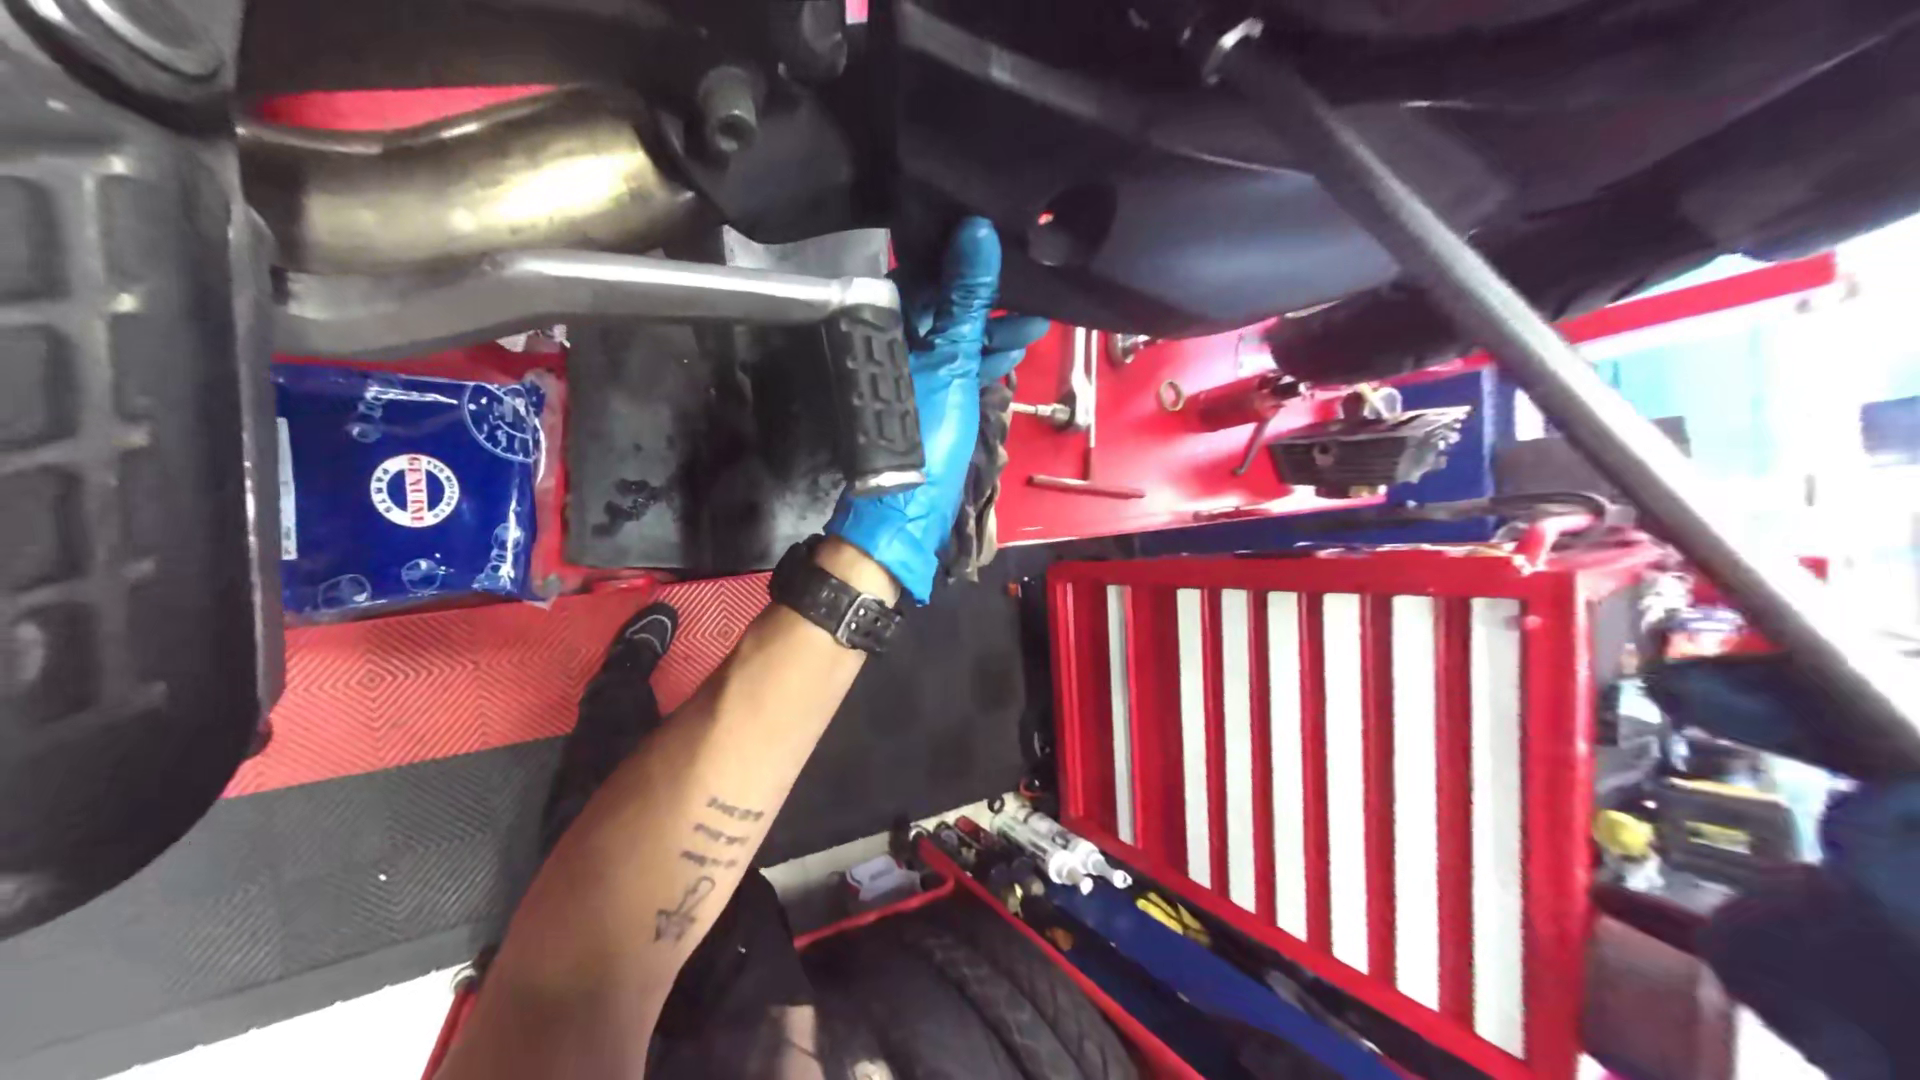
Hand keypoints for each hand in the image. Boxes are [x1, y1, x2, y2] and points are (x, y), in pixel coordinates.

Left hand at [826, 217, 1045, 602]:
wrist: (911, 507)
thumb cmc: (925, 433)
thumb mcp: (951, 361)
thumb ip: (965, 300)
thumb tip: (976, 232)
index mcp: (886, 327)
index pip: (923, 273)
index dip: (961, 256)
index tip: (1000, 241)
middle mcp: (897, 344)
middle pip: (945, 303)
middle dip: (988, 295)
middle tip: (1029, 282)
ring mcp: (917, 371)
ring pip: (959, 335)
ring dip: (995, 328)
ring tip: (1036, 317)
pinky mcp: (935, 395)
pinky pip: (963, 364)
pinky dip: (988, 356)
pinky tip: (1018, 345)